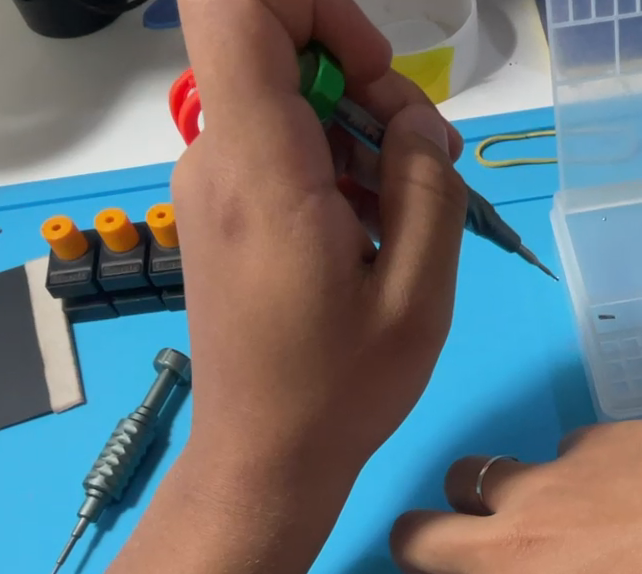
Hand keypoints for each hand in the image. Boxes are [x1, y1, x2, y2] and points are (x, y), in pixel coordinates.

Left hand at [172, 0, 468, 501]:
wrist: (265, 460)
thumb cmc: (340, 390)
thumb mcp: (417, 296)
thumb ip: (427, 188)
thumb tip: (416, 124)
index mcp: (261, 168)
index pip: (238, 5)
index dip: (313, 6)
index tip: (375, 77)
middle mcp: (217, 162)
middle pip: (278, 55)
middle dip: (367, 91)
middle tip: (428, 169)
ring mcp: (213, 193)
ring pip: (287, 110)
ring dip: (360, 142)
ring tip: (408, 222)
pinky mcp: (222, 222)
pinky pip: (279, 159)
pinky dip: (334, 177)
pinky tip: (371, 242)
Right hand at [390, 385, 641, 573]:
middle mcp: (517, 544)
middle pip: (411, 541)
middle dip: (423, 572)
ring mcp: (553, 480)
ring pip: (469, 479)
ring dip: (482, 511)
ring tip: (538, 531)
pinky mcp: (597, 437)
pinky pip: (557, 459)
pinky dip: (569, 485)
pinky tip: (630, 499)